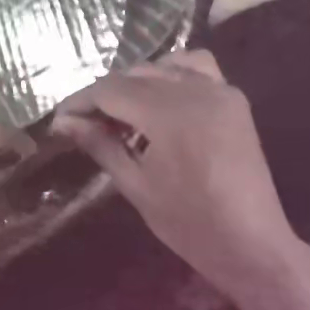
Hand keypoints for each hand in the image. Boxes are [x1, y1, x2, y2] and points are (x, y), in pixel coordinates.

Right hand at [51, 51, 303, 302]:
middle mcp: (196, 90)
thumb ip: (100, 145)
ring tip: (120, 113)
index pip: (111, 90)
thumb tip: (64, 123)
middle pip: (135, 75)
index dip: (81, 102)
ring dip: (135, 83)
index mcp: (169, 114)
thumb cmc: (188, 223)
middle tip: (83, 124)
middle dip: (104, 95)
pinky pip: (197, 69)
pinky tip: (159, 99)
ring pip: (164, 67)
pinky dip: (171, 74)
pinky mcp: (233, 99)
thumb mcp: (136, 185)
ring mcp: (219, 90)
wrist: (250, 242)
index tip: (60, 120)